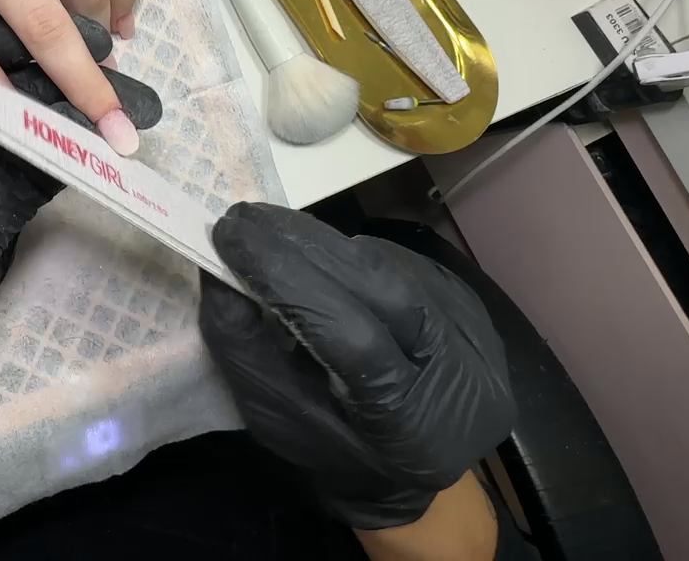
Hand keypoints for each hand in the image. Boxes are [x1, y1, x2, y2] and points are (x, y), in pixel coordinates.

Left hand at [0, 16, 160, 511]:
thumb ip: (15, 175)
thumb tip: (78, 125)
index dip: (27, 47)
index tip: (91, 44)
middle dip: (58, 89)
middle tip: (127, 89)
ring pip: (10, 137)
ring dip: (63, 128)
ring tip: (128, 122)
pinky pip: (13, 179)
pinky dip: (52, 168)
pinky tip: (94, 159)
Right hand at [198, 204, 514, 530]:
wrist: (401, 470)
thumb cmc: (328, 450)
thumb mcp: (271, 411)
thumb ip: (241, 343)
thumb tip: (215, 268)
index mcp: (412, 427)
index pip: (351, 337)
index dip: (286, 279)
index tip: (230, 236)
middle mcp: (461, 377)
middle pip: (378, 286)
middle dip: (302, 242)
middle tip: (244, 217)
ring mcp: (473, 332)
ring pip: (387, 264)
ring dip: (321, 240)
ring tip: (269, 229)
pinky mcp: (466, 301)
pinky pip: (396, 260)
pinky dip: (345, 249)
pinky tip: (312, 250)